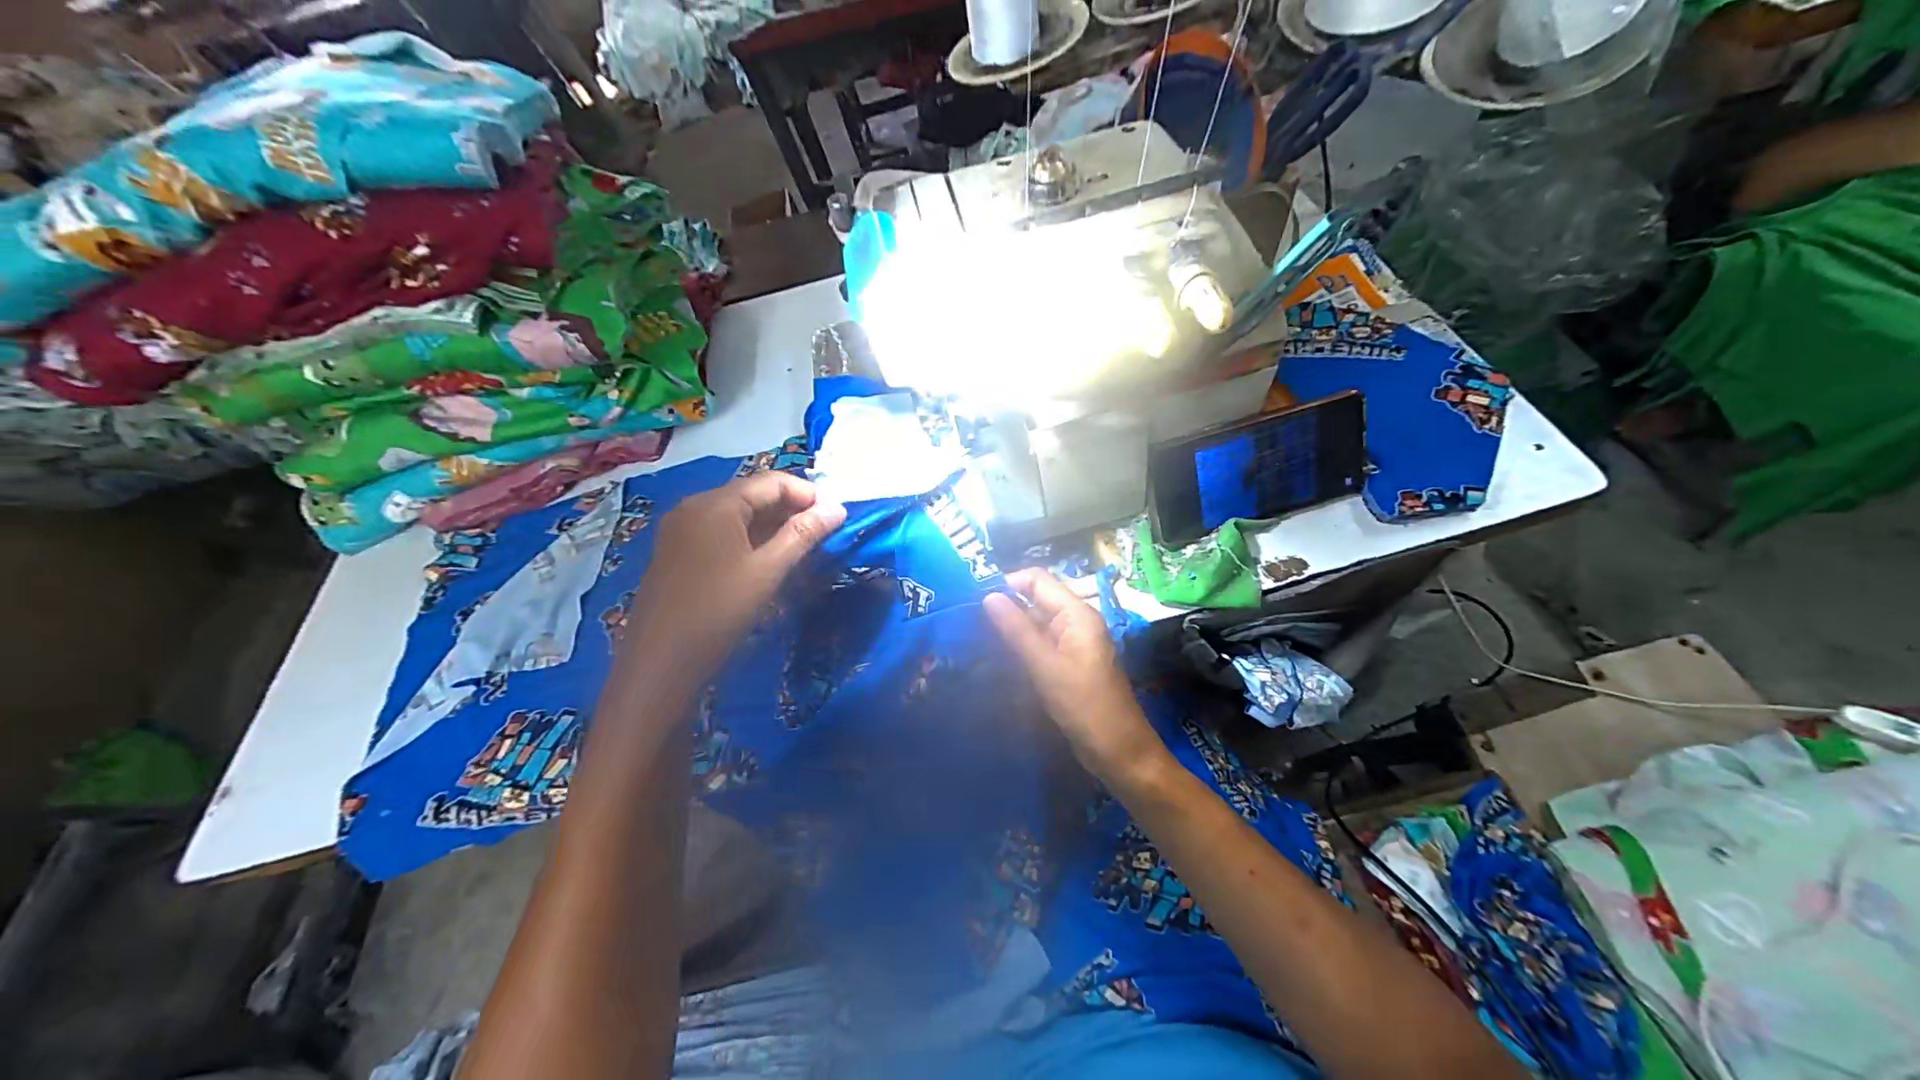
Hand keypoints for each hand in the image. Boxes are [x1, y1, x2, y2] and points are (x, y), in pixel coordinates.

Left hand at [625, 471, 845, 679]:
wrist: (659, 664)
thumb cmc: (718, 613)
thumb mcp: (768, 572)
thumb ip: (803, 535)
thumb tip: (837, 507)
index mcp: (716, 504)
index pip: (772, 481)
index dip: (808, 494)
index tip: (836, 517)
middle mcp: (694, 506)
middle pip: (752, 494)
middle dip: (790, 509)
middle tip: (823, 534)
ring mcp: (680, 529)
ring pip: (736, 514)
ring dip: (770, 525)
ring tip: (801, 548)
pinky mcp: (675, 552)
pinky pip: (718, 531)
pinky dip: (747, 538)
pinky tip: (765, 560)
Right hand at [982, 568, 1172, 787]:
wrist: (1117, 749)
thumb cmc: (1084, 705)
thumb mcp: (1045, 666)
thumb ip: (1016, 630)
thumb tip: (988, 596)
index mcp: (1077, 614)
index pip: (1038, 579)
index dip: (1007, 582)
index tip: (973, 597)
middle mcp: (1076, 622)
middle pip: (1037, 599)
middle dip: (1005, 605)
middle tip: (968, 618)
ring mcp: (1073, 643)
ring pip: (1036, 623)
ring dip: (1010, 627)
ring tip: (975, 635)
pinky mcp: (1068, 664)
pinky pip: (1041, 644)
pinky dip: (1020, 646)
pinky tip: (997, 656)